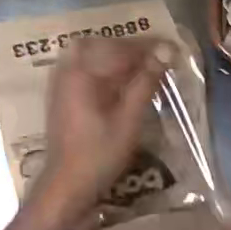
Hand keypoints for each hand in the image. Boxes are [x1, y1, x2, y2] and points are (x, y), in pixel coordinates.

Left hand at [30, 38, 164, 229]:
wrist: (65, 186)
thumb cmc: (99, 155)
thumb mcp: (128, 120)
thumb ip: (145, 83)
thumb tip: (165, 52)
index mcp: (81, 73)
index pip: (118, 48)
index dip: (147, 47)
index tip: (171, 49)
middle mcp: (66, 71)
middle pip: (100, 44)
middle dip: (128, 48)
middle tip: (154, 58)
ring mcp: (60, 83)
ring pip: (89, 55)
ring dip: (115, 57)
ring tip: (141, 69)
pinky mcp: (60, 95)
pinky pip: (82, 68)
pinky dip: (103, 69)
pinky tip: (120, 84)